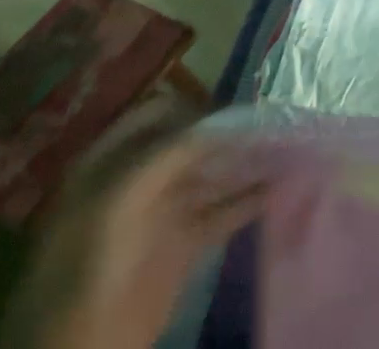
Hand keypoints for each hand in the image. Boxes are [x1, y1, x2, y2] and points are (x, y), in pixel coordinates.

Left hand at [1, 103, 263, 348]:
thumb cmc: (89, 268)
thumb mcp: (120, 201)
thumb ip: (167, 156)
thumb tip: (222, 124)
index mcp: (108, 163)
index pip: (157, 115)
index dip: (196, 110)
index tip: (240, 111)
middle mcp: (136, 182)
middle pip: (190, 144)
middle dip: (230, 135)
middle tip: (275, 129)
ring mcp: (160, 215)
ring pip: (211, 176)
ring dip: (246, 164)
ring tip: (288, 153)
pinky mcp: (182, 248)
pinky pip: (221, 213)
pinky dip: (249, 200)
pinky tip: (280, 190)